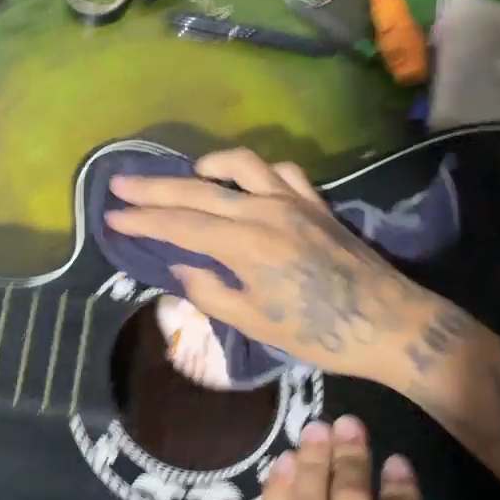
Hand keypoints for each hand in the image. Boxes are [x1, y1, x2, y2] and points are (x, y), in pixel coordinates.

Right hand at [105, 147, 429, 375]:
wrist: (388, 323)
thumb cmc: (318, 334)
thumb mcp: (255, 322)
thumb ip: (210, 291)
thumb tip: (180, 266)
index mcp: (245, 244)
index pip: (179, 225)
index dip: (141, 220)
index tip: (110, 215)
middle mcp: (264, 210)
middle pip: (196, 189)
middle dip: (153, 187)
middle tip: (118, 183)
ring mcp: (292, 200)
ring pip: (239, 165)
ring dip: (204, 167)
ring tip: (185, 177)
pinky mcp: (315, 201)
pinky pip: (278, 171)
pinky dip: (254, 172)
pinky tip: (244, 183)